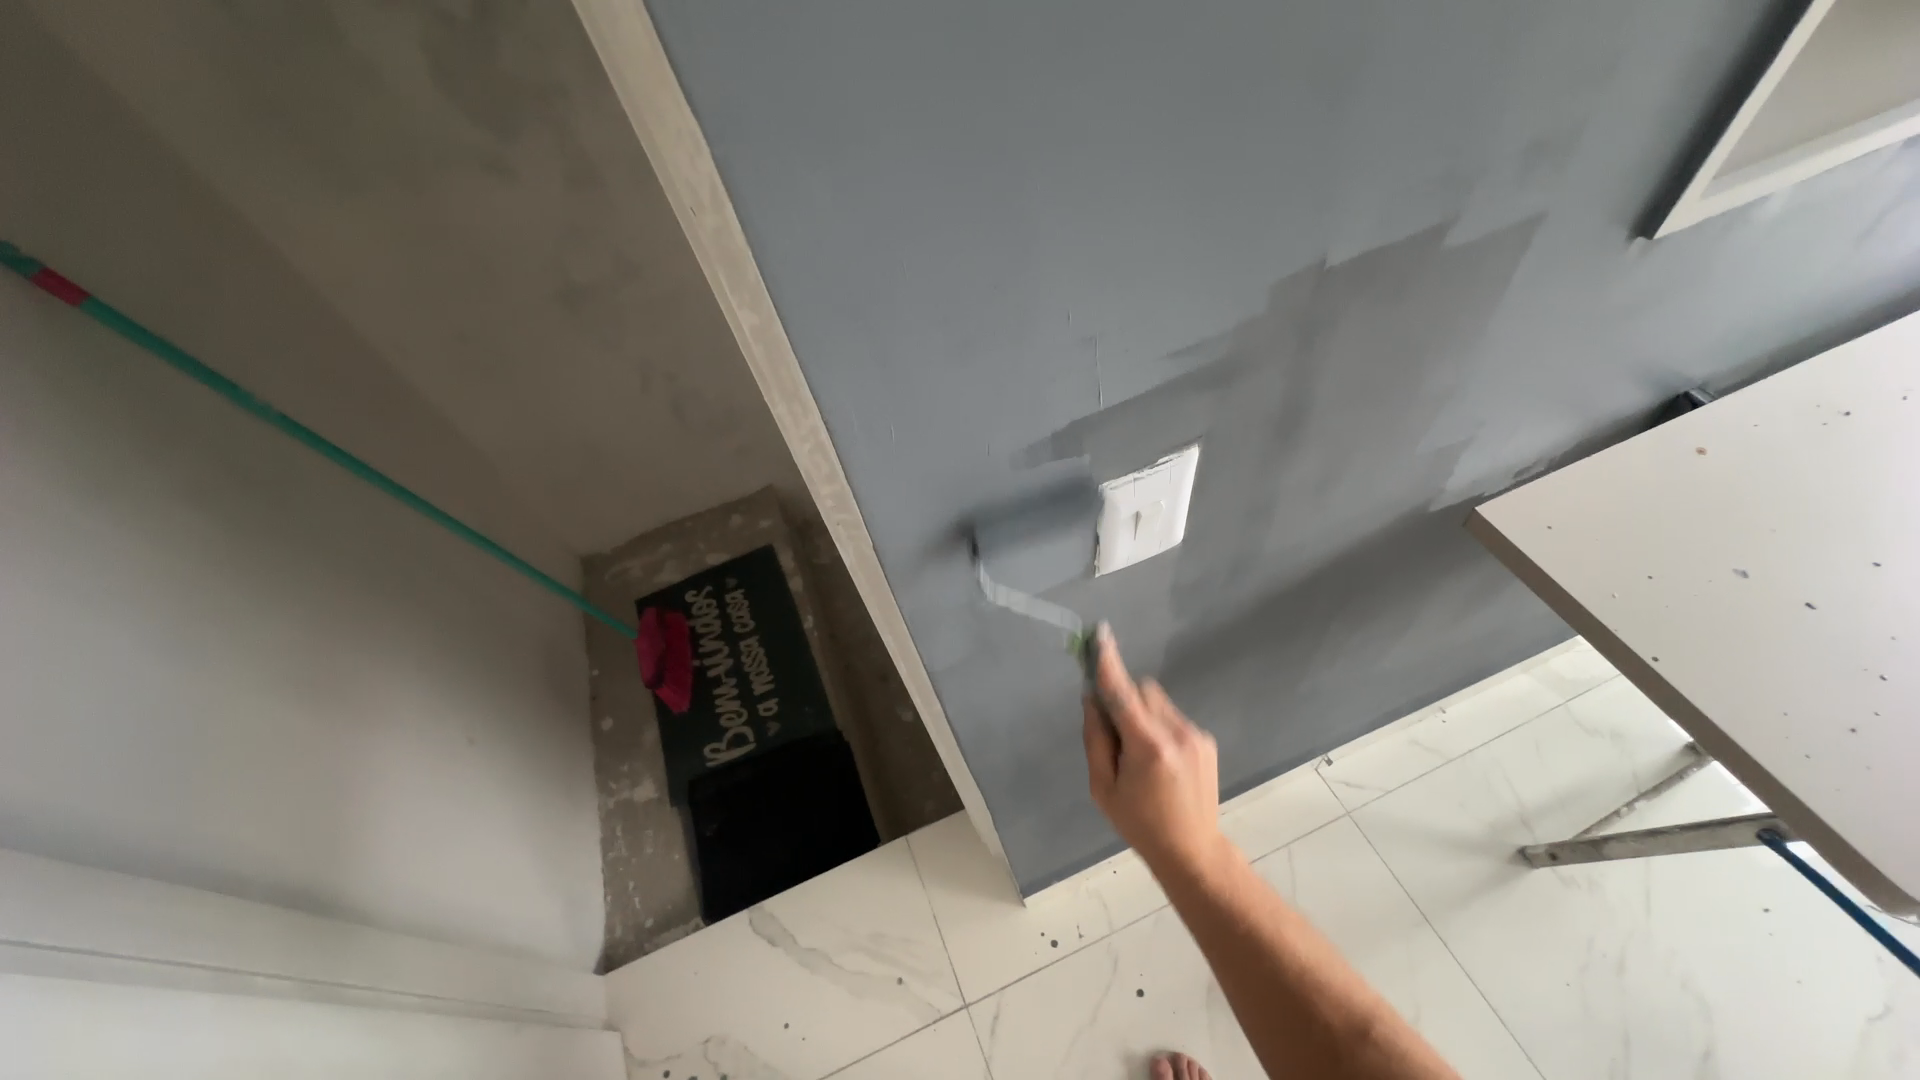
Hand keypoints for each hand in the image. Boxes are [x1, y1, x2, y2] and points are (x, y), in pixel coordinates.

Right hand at [1082, 623, 1222, 873]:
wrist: (1192, 851)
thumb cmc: (1138, 823)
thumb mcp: (1102, 787)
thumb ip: (1095, 738)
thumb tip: (1091, 698)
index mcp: (1147, 747)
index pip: (1122, 693)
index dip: (1108, 662)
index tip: (1100, 634)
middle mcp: (1176, 732)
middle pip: (1142, 691)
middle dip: (1124, 700)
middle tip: (1114, 734)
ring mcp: (1195, 735)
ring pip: (1158, 701)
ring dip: (1142, 714)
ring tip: (1140, 754)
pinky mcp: (1205, 740)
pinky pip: (1172, 717)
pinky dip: (1158, 727)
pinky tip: (1160, 762)